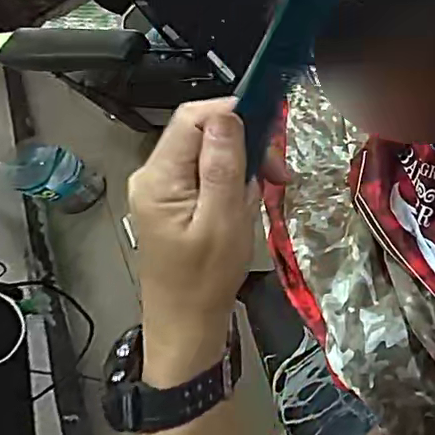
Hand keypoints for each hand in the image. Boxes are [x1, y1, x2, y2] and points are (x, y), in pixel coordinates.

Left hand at [126, 99, 259, 384]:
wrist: (187, 323)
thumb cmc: (207, 277)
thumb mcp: (224, 219)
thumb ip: (224, 165)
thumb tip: (228, 115)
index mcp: (159, 177)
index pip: (193, 118)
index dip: (234, 111)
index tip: (273, 128)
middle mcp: (154, 175)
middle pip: (204, 132)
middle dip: (247, 142)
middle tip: (280, 173)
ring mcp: (163, 187)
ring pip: (211, 150)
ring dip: (246, 163)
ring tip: (267, 191)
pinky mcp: (175, 199)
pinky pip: (209, 171)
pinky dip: (236, 179)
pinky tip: (249, 200)